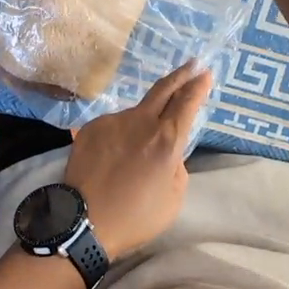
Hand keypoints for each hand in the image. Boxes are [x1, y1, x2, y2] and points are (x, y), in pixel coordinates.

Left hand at [62, 61, 212, 257]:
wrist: (82, 223)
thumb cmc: (135, 217)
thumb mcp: (173, 198)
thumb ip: (177, 166)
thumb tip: (169, 151)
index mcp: (167, 140)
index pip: (188, 102)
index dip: (199, 86)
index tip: (205, 73)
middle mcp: (141, 122)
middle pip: (165, 88)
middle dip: (182, 75)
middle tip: (192, 65)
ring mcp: (113, 121)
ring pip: (137, 112)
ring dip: (145, 119)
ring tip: (140, 146)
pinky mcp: (92, 127)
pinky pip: (114, 126)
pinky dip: (121, 135)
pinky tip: (115, 156)